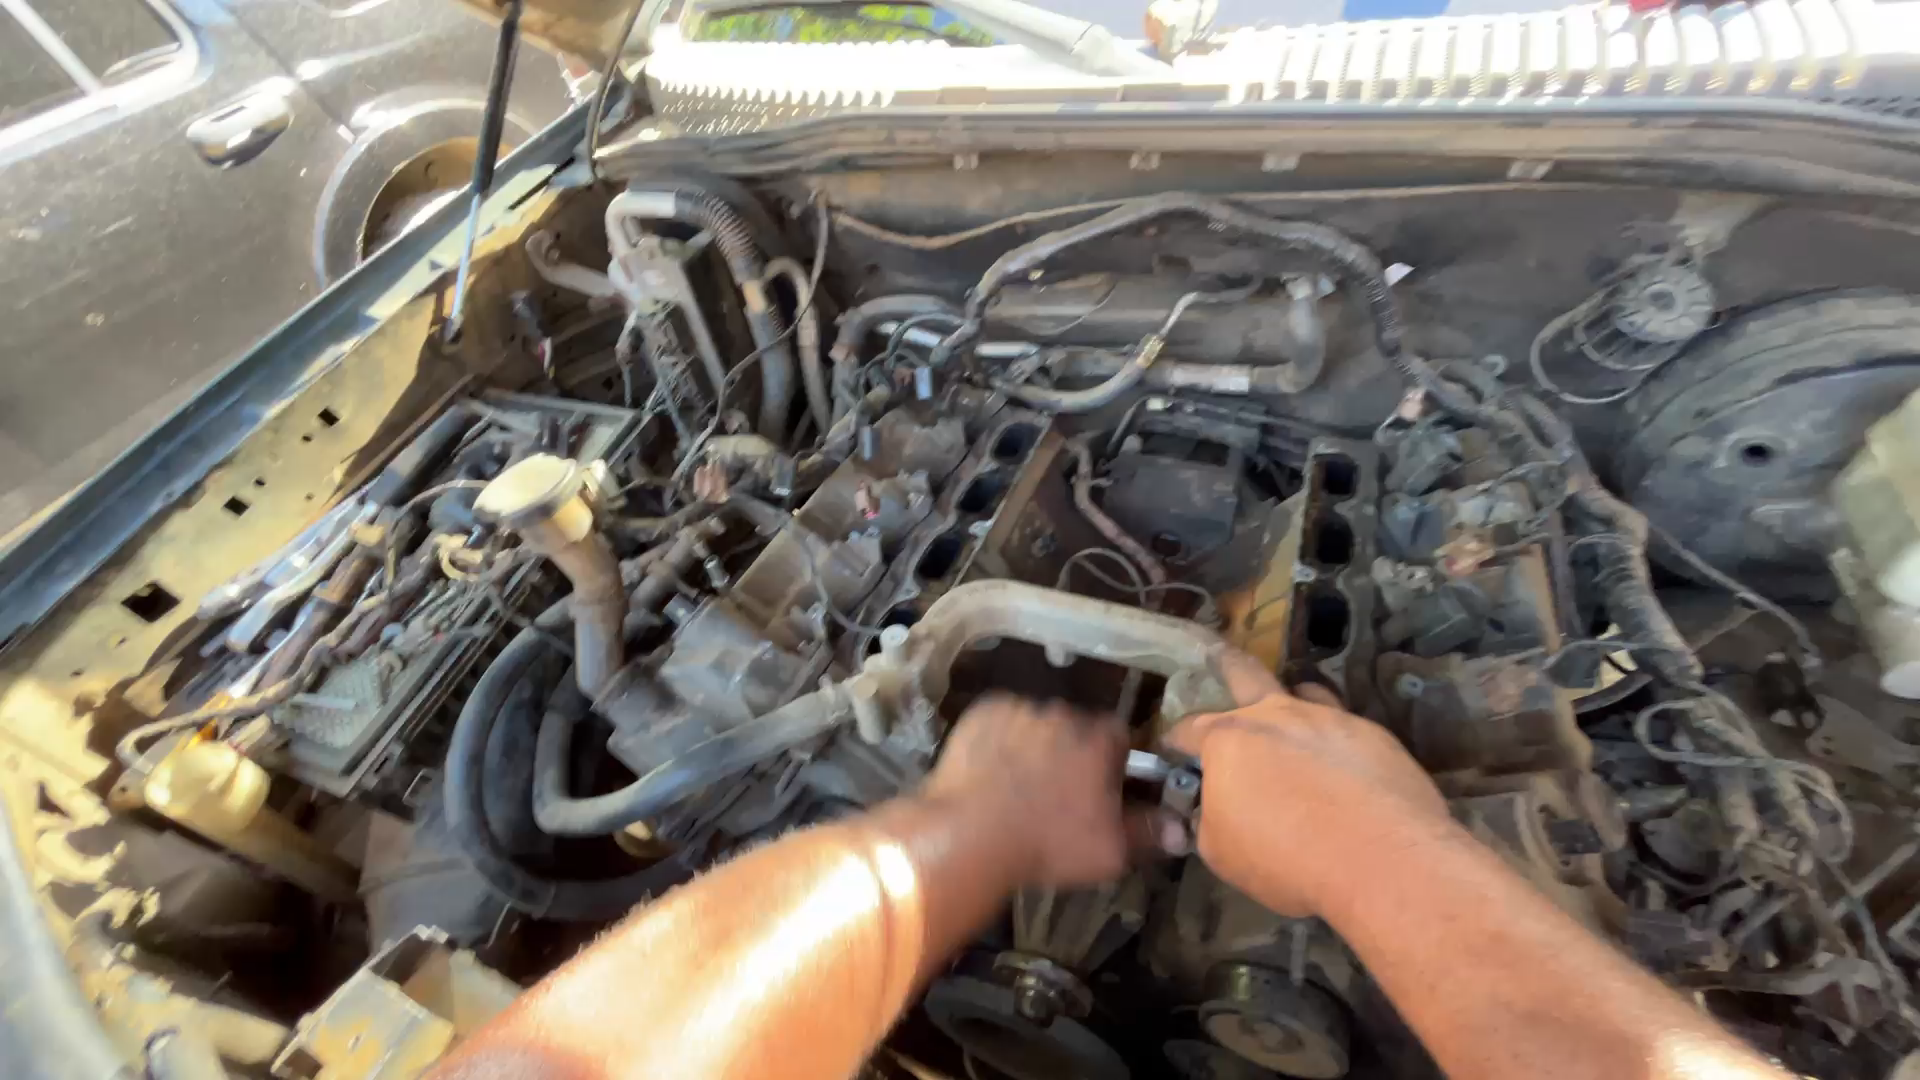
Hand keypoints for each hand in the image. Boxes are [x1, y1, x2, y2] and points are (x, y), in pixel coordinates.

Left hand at [925, 695, 1172, 888]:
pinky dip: (1000, 738)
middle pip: (1077, 727)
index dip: (1113, 761)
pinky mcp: (983, 711)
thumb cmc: (1047, 843)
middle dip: (1072, 751)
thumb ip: (1149, 833)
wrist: (970, 833)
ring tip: (1018, 783)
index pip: (1120, 737)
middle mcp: (1063, 713)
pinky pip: (1001, 720)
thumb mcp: (1109, 850)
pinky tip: (991, 769)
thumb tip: (1181, 829)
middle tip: (1059, 790)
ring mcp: (1020, 708)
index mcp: (1099, 740)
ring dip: (1035, 744)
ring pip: (1037, 723)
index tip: (1102, 787)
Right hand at [1165, 651, 1453, 916]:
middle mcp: (1274, 714)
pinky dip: (1339, 745)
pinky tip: (1347, 772)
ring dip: (1294, 703)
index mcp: (1227, 738)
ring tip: (1296, 720)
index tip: (1173, 753)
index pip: (1186, 729)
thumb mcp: (1221, 852)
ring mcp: (1329, 719)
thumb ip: (1208, 822)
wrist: (1386, 863)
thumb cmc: (1287, 858)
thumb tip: (1209, 814)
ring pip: (1305, 692)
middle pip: (1243, 673)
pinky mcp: (1376, 737)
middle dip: (1224, 663)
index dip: (1176, 741)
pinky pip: (1348, 730)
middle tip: (1217, 656)